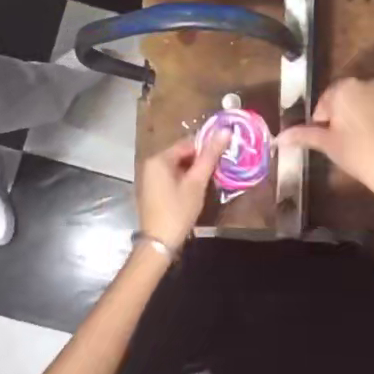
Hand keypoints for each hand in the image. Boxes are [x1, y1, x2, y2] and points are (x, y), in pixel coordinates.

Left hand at [137, 131, 228, 249]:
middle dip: (198, 162)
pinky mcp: (150, 191)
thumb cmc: (178, 211)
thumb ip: (210, 156)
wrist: (159, 242)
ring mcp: (148, 178)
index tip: (221, 160)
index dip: (206, 150)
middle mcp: (150, 164)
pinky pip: (169, 178)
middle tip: (216, 173)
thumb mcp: (196, 183)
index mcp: (158, 159)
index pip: (187, 143)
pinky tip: (192, 193)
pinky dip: (182, 181)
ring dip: (191, 173)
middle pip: (180, 155)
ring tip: (206, 184)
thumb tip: (225, 131)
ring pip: (176, 167)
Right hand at [277, 78, 373, 210]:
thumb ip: (303, 136)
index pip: (325, 102)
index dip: (322, 121)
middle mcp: (369, 83)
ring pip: (371, 101)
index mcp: (344, 88)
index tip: (326, 139)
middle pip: (348, 98)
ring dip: (365, 114)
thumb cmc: (358, 154)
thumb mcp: (327, 145)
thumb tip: (278, 138)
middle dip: (344, 116)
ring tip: (367, 142)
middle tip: (344, 142)